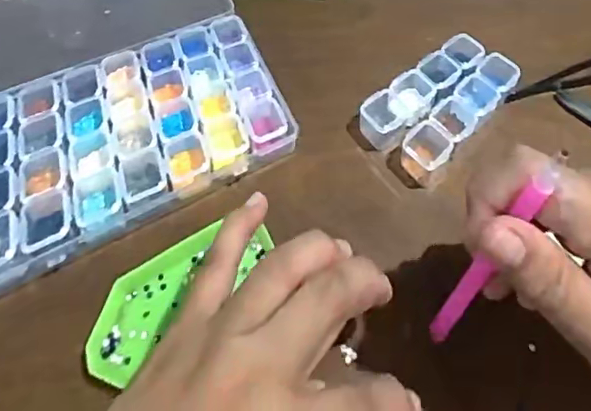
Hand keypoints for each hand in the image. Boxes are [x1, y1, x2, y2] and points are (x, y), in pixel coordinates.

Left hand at [112, 192, 418, 410]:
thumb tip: (362, 401)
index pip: (360, 399)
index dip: (391, 396)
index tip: (405, 398)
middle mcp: (259, 360)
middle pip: (326, 298)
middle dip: (363, 283)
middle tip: (379, 287)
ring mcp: (219, 329)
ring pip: (280, 267)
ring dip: (317, 251)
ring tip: (342, 250)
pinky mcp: (186, 320)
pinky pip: (215, 262)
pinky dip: (236, 227)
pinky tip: (258, 201)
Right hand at [465, 146, 590, 410]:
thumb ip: (550, 281)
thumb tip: (486, 231)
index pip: (521, 166)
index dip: (485, 200)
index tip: (480, 260)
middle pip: (522, 173)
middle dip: (493, 219)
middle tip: (494, 285)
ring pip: (533, 187)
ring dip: (510, 232)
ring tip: (512, 294)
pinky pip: (554, 203)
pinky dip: (533, 234)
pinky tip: (539, 280)